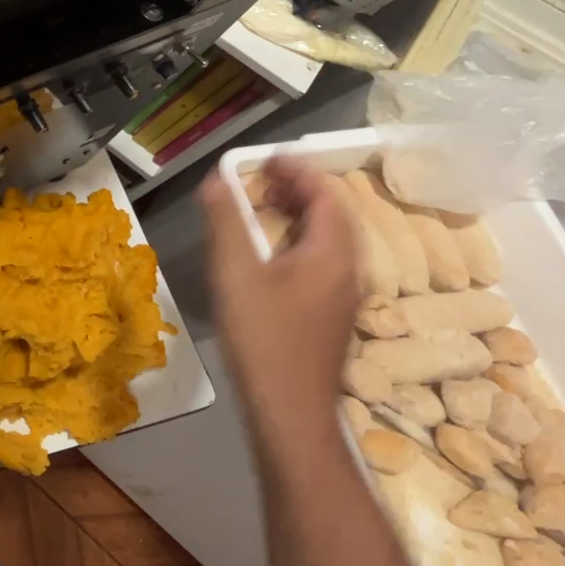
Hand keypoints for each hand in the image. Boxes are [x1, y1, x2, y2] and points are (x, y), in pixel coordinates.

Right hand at [203, 157, 359, 438]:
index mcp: (331, 255)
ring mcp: (343, 296)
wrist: (289, 408)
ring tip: (261, 205)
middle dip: (299, 189)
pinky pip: (322, 260)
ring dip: (298, 215)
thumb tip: (217, 179)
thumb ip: (226, 222)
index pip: (326, 197)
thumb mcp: (235, 273)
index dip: (300, 171)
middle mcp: (347, 271)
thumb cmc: (263, 336)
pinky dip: (299, 239)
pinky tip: (270, 251)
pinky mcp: (331, 314)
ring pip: (329, 240)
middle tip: (261, 176)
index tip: (268, 157)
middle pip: (332, 216)